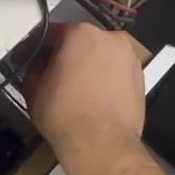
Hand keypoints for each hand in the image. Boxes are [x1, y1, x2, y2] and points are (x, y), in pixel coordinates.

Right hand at [24, 23, 144, 169]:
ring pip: (102, 55)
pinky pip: (115, 71)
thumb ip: (35, 68)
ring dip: (89, 66)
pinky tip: (94, 97)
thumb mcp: (33, 89)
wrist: (101, 141)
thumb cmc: (62, 112)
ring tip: (77, 89)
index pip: (54, 32)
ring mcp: (129, 56)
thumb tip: (41, 65)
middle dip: (69, 55)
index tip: (33, 61)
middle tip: (56, 75)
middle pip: (82, 41)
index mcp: (80, 34)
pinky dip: (105, 78)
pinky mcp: (141, 76)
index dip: (40, 47)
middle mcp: (110, 38)